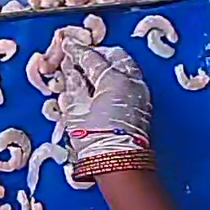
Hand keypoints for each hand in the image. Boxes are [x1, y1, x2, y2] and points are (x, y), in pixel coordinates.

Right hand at [59, 43, 155, 179]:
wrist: (119, 164)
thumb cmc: (95, 139)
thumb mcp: (76, 110)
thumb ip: (73, 84)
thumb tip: (70, 70)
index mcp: (113, 79)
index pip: (92, 58)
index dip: (76, 51)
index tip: (67, 45)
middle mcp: (131, 81)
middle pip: (114, 56)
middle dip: (97, 53)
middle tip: (80, 57)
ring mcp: (140, 92)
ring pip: (126, 66)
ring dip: (109, 63)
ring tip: (92, 70)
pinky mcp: (143, 104)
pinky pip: (131, 79)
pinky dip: (117, 76)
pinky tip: (104, 84)